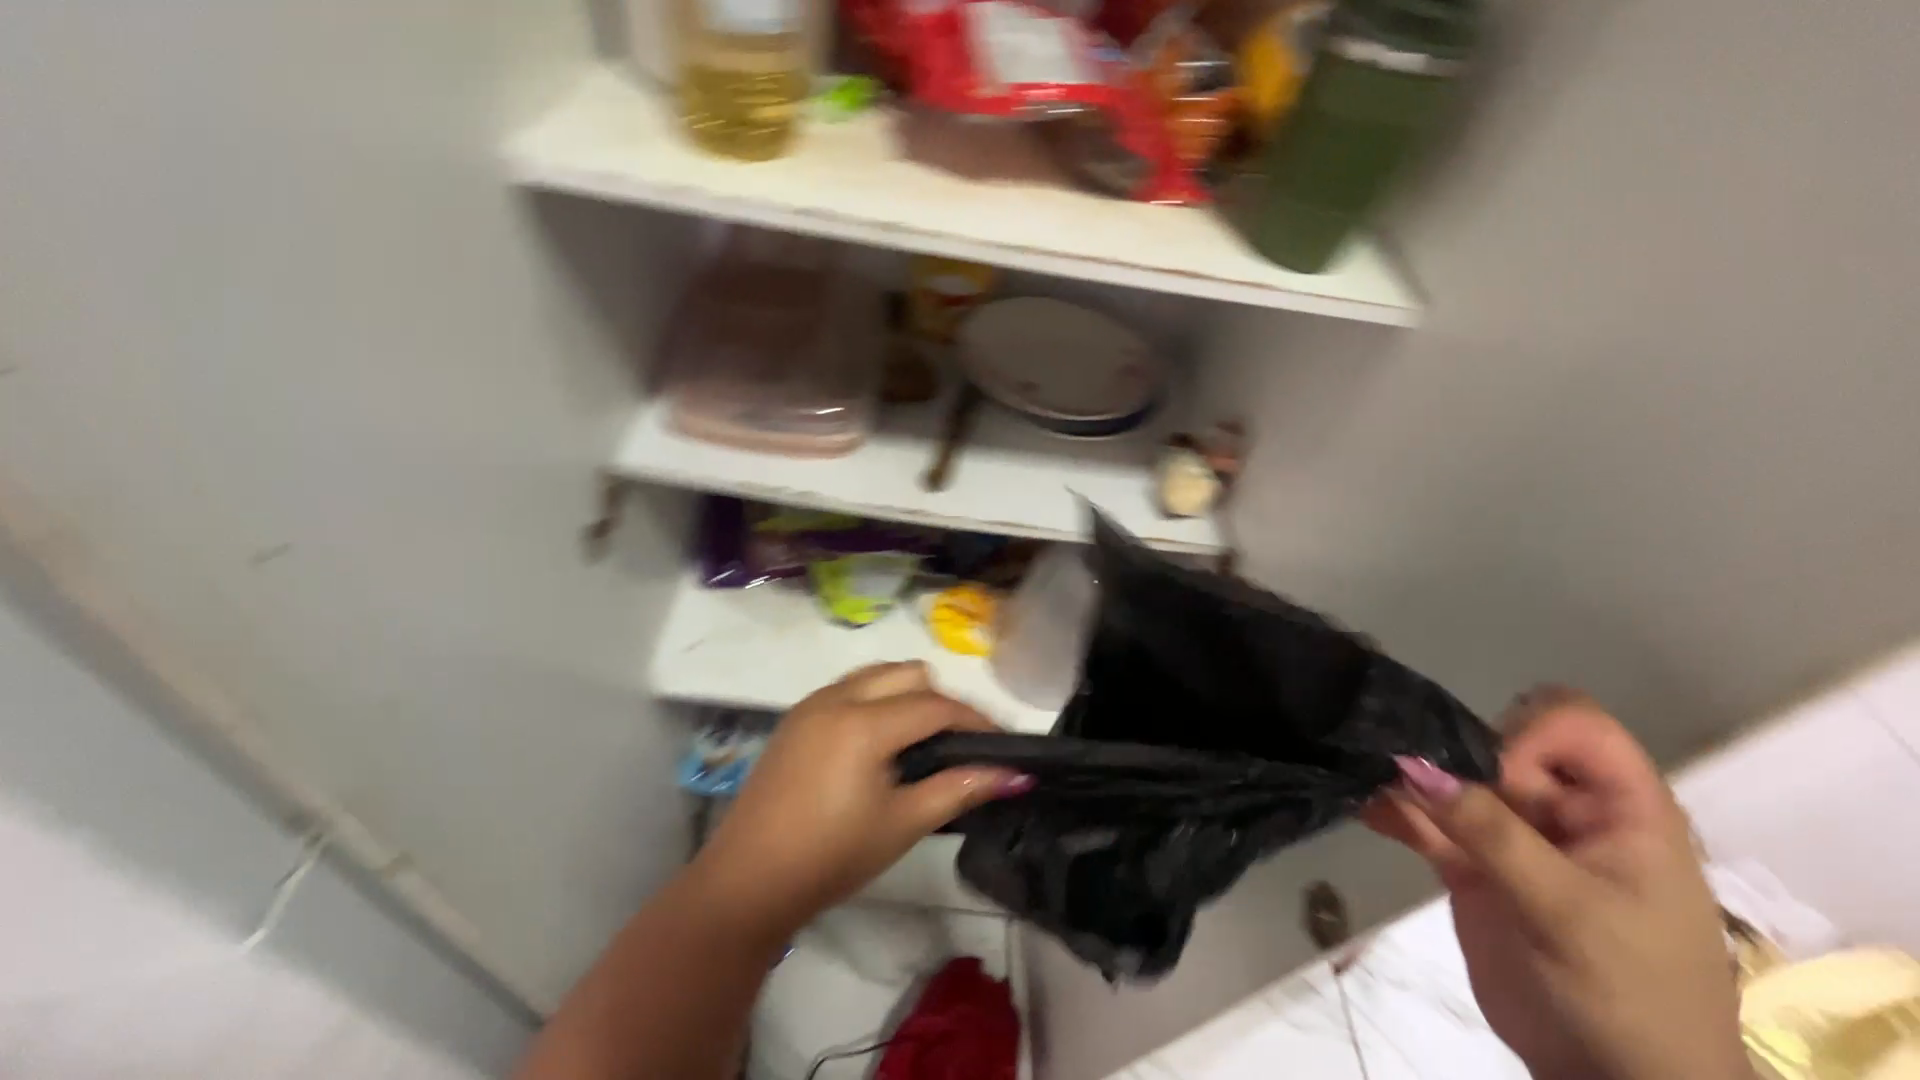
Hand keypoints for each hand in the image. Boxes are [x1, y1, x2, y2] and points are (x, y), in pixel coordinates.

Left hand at [691, 662, 1030, 936]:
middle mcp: (836, 698)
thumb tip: (1017, 775)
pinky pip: (848, 690)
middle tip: (959, 747)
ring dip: (906, 696)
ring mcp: (810, 706)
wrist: (748, 881)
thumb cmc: (832, 856)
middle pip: (908, 674)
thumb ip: (960, 789)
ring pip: (876, 676)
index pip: (936, 705)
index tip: (1003, 745)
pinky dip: (875, 703)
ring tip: (921, 745)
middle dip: (941, 702)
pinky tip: (879, 748)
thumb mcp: (903, 824)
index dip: (976, 721)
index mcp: (863, 722)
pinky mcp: (794, 720)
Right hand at [1366, 688, 1749, 1079]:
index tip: (1491, 776)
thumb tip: (1414, 762)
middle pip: (1499, 748)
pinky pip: (1431, 826)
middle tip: (1400, 772)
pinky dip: (1398, 815)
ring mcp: (1516, 842)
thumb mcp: (1567, 911)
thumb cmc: (1627, 993)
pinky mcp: (1476, 872)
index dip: (1526, 733)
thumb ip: (1490, 833)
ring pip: (1457, 786)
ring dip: (1412, 781)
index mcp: (1619, 808)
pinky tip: (1365, 809)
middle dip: (1450, 754)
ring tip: (1366, 780)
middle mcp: (1564, 812)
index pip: (1572, 724)